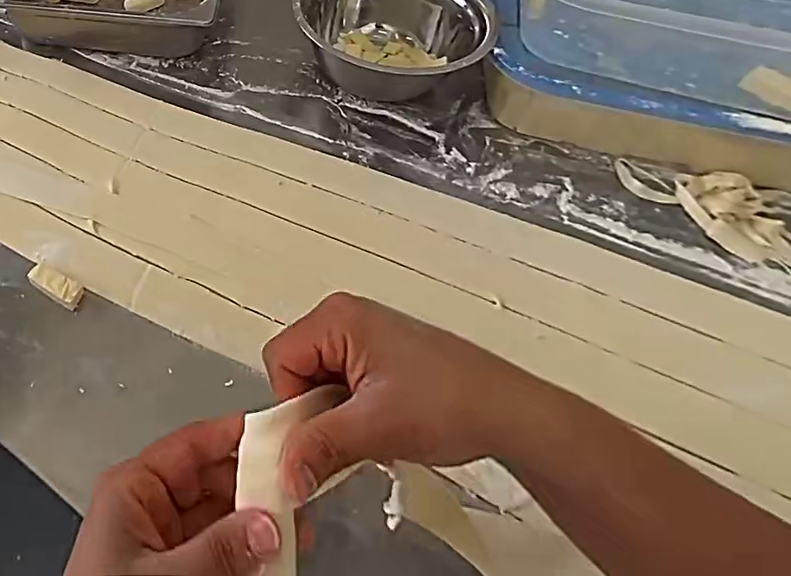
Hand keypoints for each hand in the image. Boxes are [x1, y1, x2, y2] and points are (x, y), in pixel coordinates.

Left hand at [65, 413, 283, 575]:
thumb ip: (218, 549)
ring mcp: (161, 541)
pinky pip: (215, 549)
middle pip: (211, 479)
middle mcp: (147, 506)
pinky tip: (273, 558)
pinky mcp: (172, 569)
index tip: (276, 433)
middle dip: (254, 484)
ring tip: (295, 527)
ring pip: (218, 516)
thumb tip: (266, 524)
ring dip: (255, 523)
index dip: (235, 434)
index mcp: (133, 488)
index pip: (192, 444)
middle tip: (296, 490)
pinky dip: (244, 553)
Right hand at [262, 292, 549, 502]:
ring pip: (318, 381)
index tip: (313, 438)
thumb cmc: (451, 401)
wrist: (509, 412)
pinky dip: (350, 412)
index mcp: (337, 317)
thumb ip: (322, 447)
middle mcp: (344, 318)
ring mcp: (361, 335)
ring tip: (369, 433)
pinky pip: (340, 384)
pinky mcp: (376, 355)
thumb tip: (286, 472)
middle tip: (345, 439)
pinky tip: (377, 428)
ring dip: (334, 416)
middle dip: (315, 412)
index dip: (291, 403)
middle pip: (297, 369)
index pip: (281, 359)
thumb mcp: (377, 428)